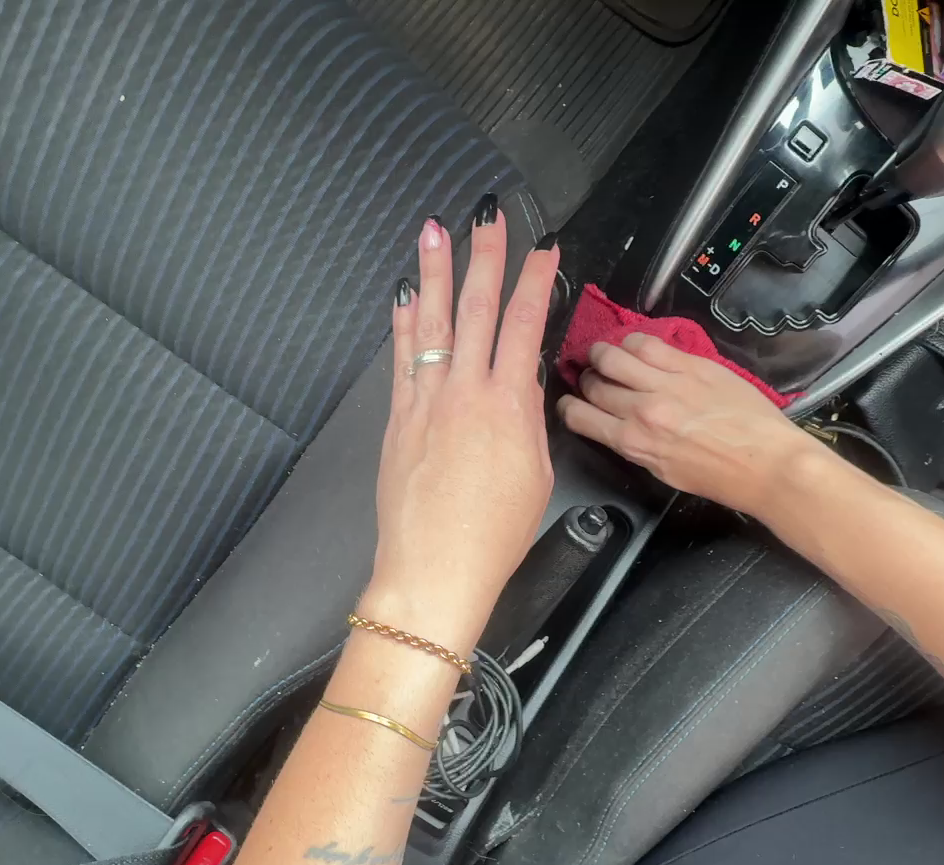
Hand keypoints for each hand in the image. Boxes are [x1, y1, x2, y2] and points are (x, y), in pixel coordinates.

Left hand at [365, 208, 558, 654]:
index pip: (525, 326)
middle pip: (477, 309)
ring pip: (431, 323)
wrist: (435, 569)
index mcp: (508, 407)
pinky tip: (401, 295)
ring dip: (434, 273)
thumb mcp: (535, 476)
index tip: (544, 251)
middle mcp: (465, 393)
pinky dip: (401, 323)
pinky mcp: (399, 419)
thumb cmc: (492, 535)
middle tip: (487, 216)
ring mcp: (426, 401)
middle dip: (485, 257)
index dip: (536, 282)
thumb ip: (528, 423)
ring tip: (434, 230)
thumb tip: (521, 387)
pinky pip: (401, 358)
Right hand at [557, 334, 812, 517]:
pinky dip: (633, 342)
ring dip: (602, 354)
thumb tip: (620, 428)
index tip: (569, 403)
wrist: (765, 462)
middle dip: (586, 379)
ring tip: (604, 355)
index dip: (568, 407)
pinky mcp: (690, 364)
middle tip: (589, 376)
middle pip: (595, 384)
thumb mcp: (664, 472)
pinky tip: (635, 347)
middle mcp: (642, 409)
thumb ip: (636, 446)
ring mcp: (666, 383)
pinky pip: (648, 343)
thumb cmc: (719, 476)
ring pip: (614, 355)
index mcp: (634, 443)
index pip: (581, 416)